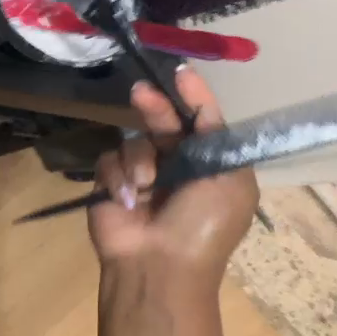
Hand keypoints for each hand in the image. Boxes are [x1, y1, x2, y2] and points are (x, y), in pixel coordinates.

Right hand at [89, 67, 259, 290]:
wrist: (158, 263)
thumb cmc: (203, 225)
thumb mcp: (227, 182)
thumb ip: (216, 141)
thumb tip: (202, 108)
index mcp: (213, 164)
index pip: (203, 121)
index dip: (194, 96)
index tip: (181, 72)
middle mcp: (177, 163)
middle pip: (163, 122)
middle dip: (155, 107)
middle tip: (141, 91)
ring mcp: (142, 172)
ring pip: (133, 141)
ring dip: (138, 161)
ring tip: (143, 187)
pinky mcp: (111, 181)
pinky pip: (109, 159)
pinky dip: (117, 177)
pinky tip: (126, 198)